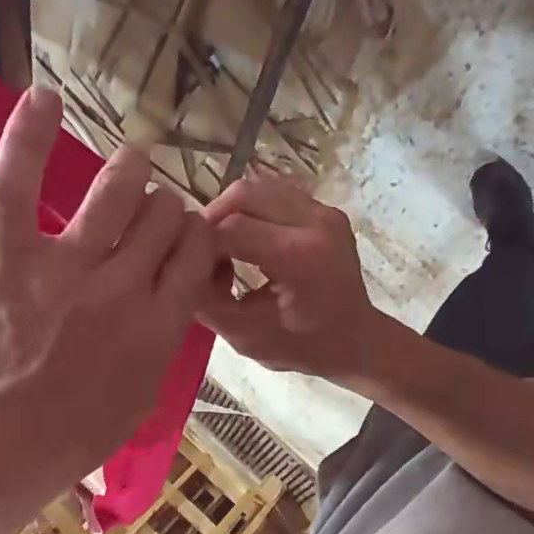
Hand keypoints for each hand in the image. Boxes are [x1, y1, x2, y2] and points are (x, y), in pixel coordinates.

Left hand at [0, 88, 214, 499]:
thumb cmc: (68, 439)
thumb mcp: (139, 399)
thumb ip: (161, 343)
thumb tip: (171, 300)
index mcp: (160, 325)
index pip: (197, 251)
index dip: (194, 235)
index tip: (183, 236)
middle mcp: (123, 287)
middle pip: (163, 215)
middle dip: (162, 208)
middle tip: (147, 213)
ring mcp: (65, 267)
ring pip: (119, 191)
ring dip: (131, 172)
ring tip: (131, 164)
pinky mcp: (7, 255)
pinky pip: (19, 184)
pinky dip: (28, 137)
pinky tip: (43, 98)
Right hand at [197, 175, 390, 380]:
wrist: (356, 340)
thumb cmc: (302, 346)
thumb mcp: (245, 336)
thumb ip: (206, 300)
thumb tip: (177, 262)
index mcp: (301, 257)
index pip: (231, 228)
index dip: (202, 244)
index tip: (191, 267)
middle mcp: (316, 223)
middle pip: (242, 194)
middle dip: (212, 219)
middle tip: (200, 250)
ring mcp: (324, 211)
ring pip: (256, 187)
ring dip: (230, 212)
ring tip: (221, 245)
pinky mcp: (324, 208)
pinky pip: (273, 194)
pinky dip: (250, 211)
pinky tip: (245, 240)